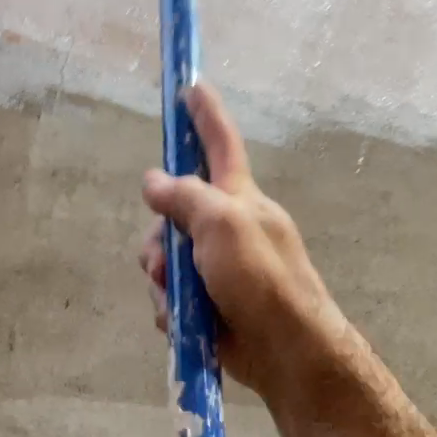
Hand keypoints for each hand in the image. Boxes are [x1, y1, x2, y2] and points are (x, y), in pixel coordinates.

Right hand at [137, 84, 348, 399]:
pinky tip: (184, 320)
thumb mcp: (222, 225)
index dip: (205, 116)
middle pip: (172, 216)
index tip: (190, 86)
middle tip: (164, 262)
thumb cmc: (262, 279)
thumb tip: (152, 180)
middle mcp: (226, 228)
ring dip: (162, 280)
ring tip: (180, 298)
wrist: (284, 349)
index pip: (219, 145)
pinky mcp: (206, 304)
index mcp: (238, 200)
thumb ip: (184, 198)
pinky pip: (170, 297)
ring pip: (163, 261)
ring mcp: (215, 268)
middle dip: (158, 239)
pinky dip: (170, 308)